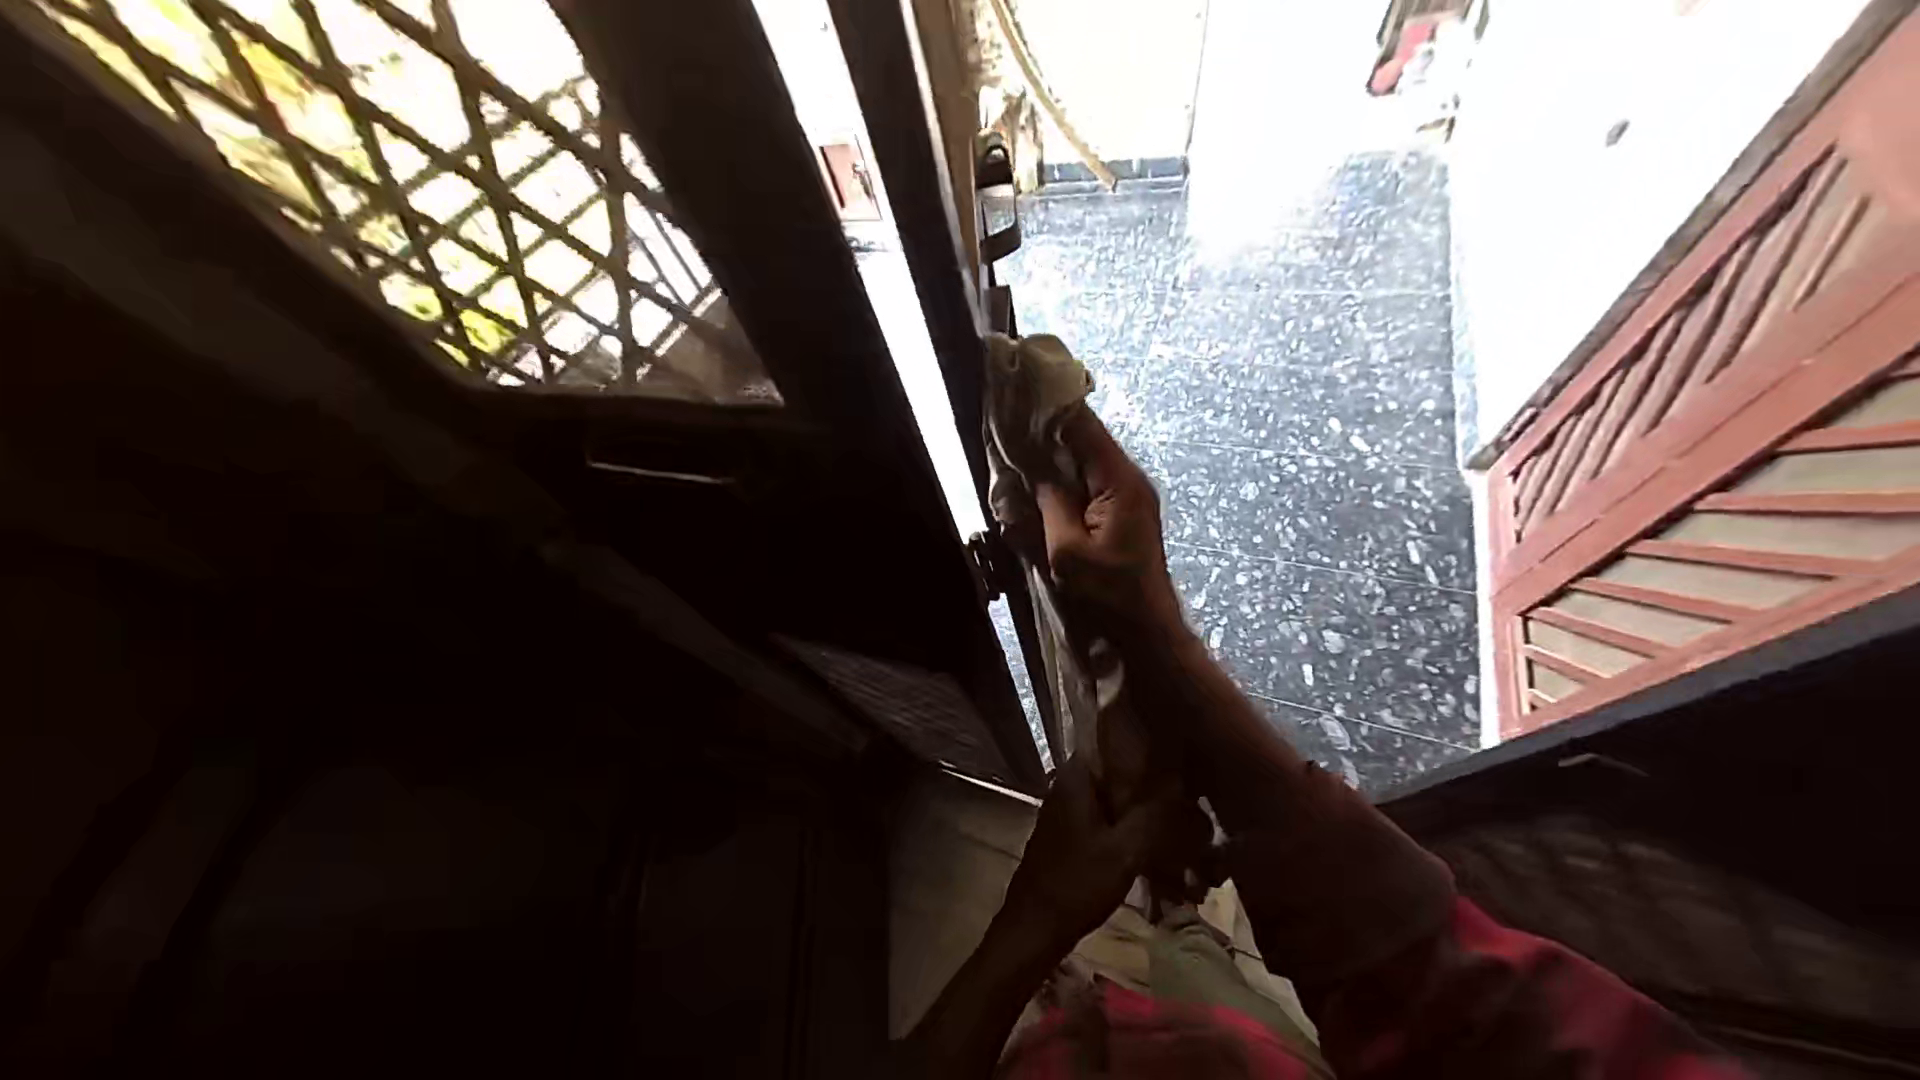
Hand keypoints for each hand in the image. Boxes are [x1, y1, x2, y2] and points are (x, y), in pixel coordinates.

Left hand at [999, 756, 1182, 950]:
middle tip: (1190, 803)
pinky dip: (1129, 831)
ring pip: (1114, 799)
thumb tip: (1185, 792)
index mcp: (1076, 776)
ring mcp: (1068, 809)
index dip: (1149, 750)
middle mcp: (1068, 784)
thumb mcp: (1124, 850)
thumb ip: (1154, 816)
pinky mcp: (1071, 833)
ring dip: (1143, 813)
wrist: (1036, 926)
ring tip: (1182, 829)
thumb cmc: (1077, 882)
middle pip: (1117, 773)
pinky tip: (1157, 850)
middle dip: (1151, 788)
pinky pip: (1107, 820)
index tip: (1181, 763)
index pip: (1114, 743)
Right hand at [1034, 409, 1183, 635]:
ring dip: (1053, 458)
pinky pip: (1088, 484)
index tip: (1016, 396)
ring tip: (1016, 453)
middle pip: (1084, 439)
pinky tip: (1039, 486)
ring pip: (1085, 462)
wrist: (1147, 633)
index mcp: (1120, 482)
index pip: (1083, 427)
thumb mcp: (1066, 552)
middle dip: (1046, 434)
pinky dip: (1063, 480)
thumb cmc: (1108, 597)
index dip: (1049, 408)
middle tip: (1006, 429)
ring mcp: (1129, 496)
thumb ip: (1049, 503)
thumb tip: (1034, 470)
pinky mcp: (1122, 513)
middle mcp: (1129, 480)